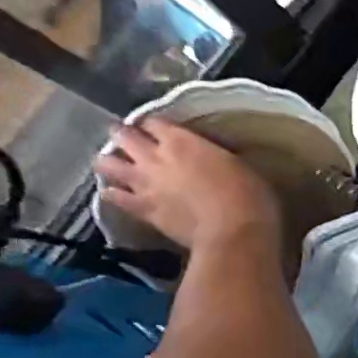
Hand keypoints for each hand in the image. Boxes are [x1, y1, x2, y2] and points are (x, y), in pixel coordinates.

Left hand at [95, 116, 279, 251]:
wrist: (235, 236)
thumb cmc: (250, 199)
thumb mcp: (240, 167)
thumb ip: (215, 158)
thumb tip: (211, 157)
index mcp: (182, 141)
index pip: (155, 121)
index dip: (156, 126)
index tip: (162, 131)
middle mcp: (155, 156)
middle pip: (123, 135)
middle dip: (124, 136)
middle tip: (131, 141)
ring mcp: (144, 184)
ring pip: (107, 163)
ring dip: (111, 162)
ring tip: (117, 166)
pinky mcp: (142, 209)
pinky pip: (114, 197)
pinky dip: (113, 193)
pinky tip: (115, 194)